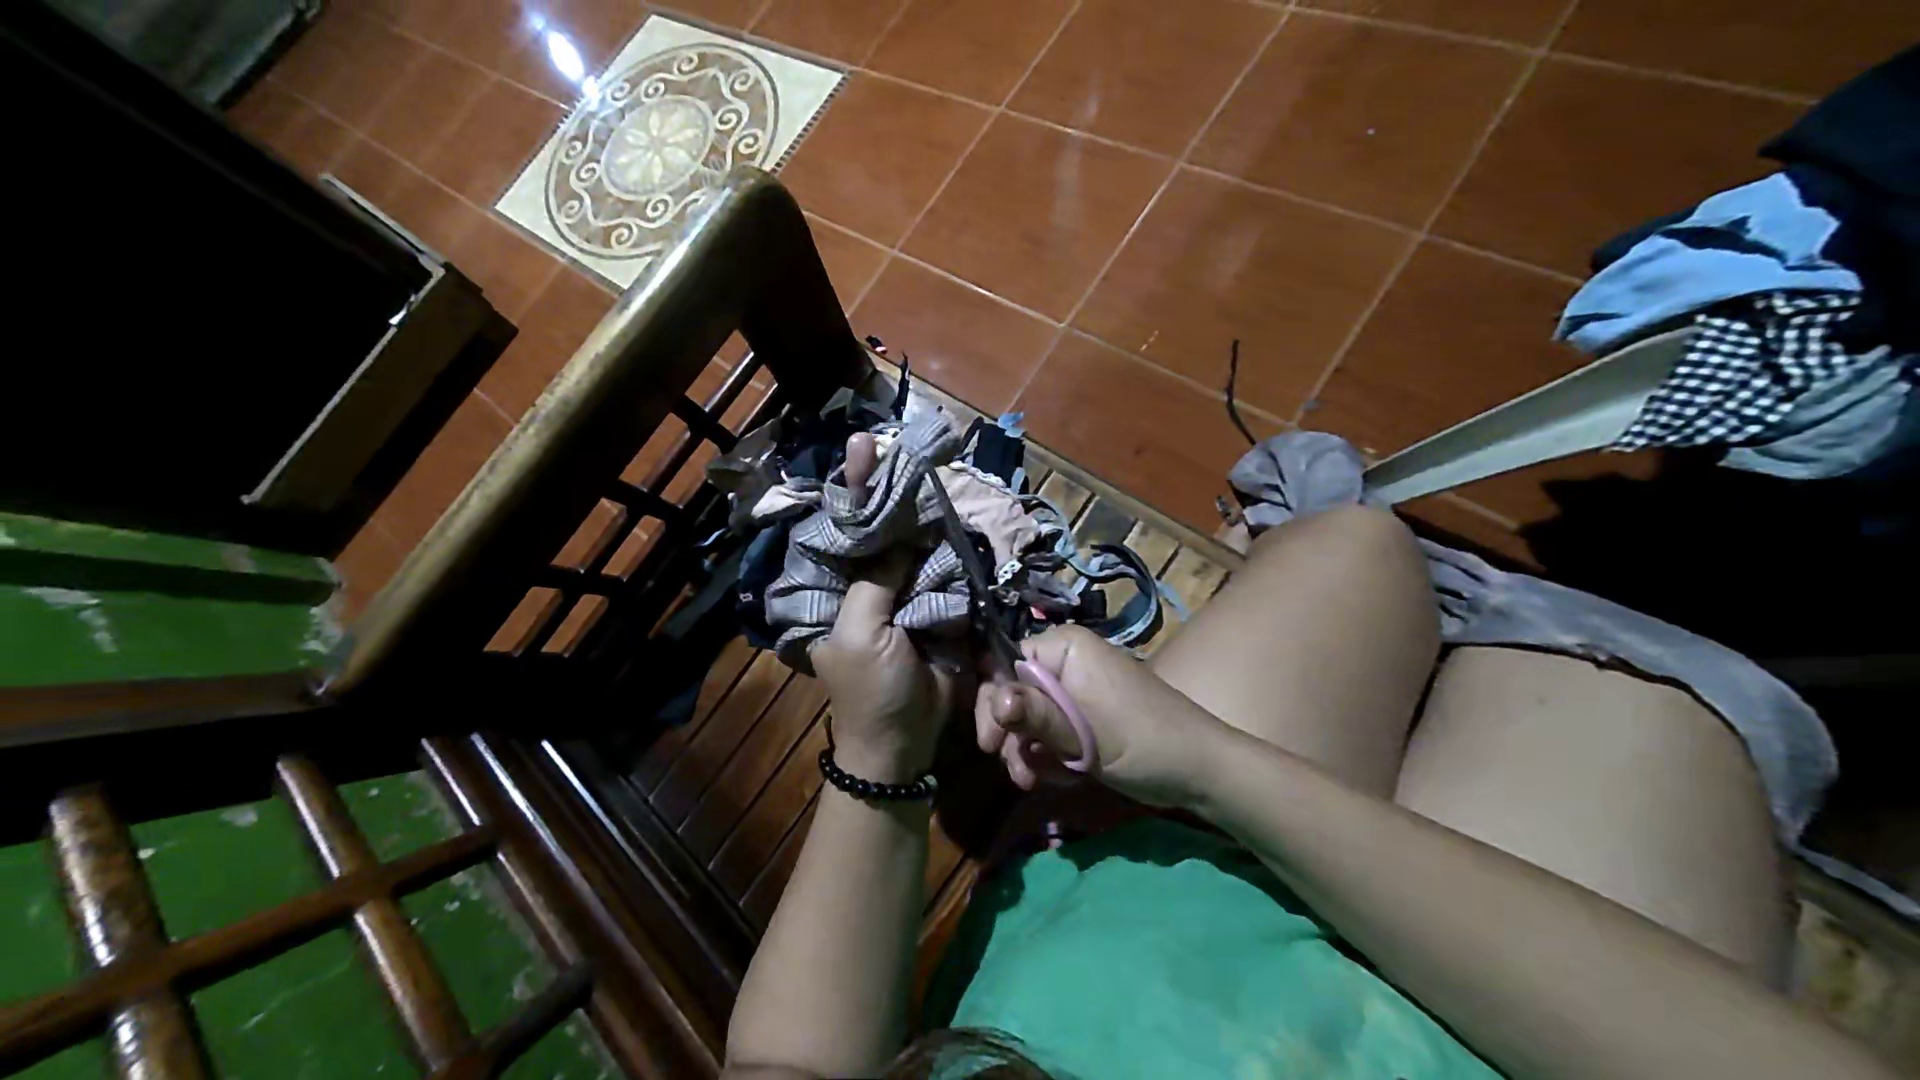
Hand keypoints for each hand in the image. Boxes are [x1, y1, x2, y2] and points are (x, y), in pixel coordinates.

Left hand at [808, 432, 956, 782]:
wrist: (908, 742)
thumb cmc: (871, 691)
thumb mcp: (860, 635)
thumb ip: (875, 582)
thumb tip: (898, 536)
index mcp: (839, 589)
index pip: (844, 530)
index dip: (854, 490)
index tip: (864, 447)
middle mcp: (873, 584)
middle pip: (884, 532)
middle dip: (892, 492)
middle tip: (902, 442)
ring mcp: (909, 594)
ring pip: (919, 548)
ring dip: (926, 515)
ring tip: (931, 460)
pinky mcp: (942, 608)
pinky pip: (948, 573)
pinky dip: (953, 549)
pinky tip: (957, 514)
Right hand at [974, 625, 1222, 806]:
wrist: (1200, 770)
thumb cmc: (1145, 744)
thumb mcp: (1086, 736)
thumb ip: (1038, 716)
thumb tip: (995, 699)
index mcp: (1066, 648)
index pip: (1007, 665)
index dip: (995, 703)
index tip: (992, 745)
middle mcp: (1067, 660)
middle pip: (1014, 692)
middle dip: (1012, 736)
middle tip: (1019, 774)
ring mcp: (1076, 686)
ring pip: (1029, 716)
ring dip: (1030, 752)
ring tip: (1041, 781)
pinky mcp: (1085, 712)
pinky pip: (1051, 728)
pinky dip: (1050, 754)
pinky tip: (1064, 775)